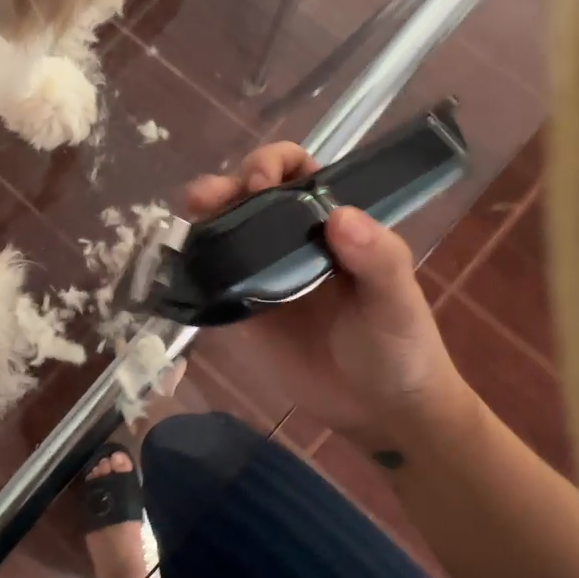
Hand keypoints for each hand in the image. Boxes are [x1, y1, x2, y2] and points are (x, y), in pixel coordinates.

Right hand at [183, 142, 471, 448]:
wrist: (381, 414)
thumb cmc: (401, 348)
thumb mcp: (397, 302)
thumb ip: (379, 259)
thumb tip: (340, 215)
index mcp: (330, 225)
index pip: (298, 171)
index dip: (275, 163)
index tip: (261, 183)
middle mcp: (291, 239)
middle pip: (249, 192)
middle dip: (224, 182)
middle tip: (208, 198)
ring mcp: (262, 271)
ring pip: (224, 226)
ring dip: (202, 211)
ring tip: (188, 213)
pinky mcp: (240, 307)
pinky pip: (210, 274)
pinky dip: (190, 260)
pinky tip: (177, 258)